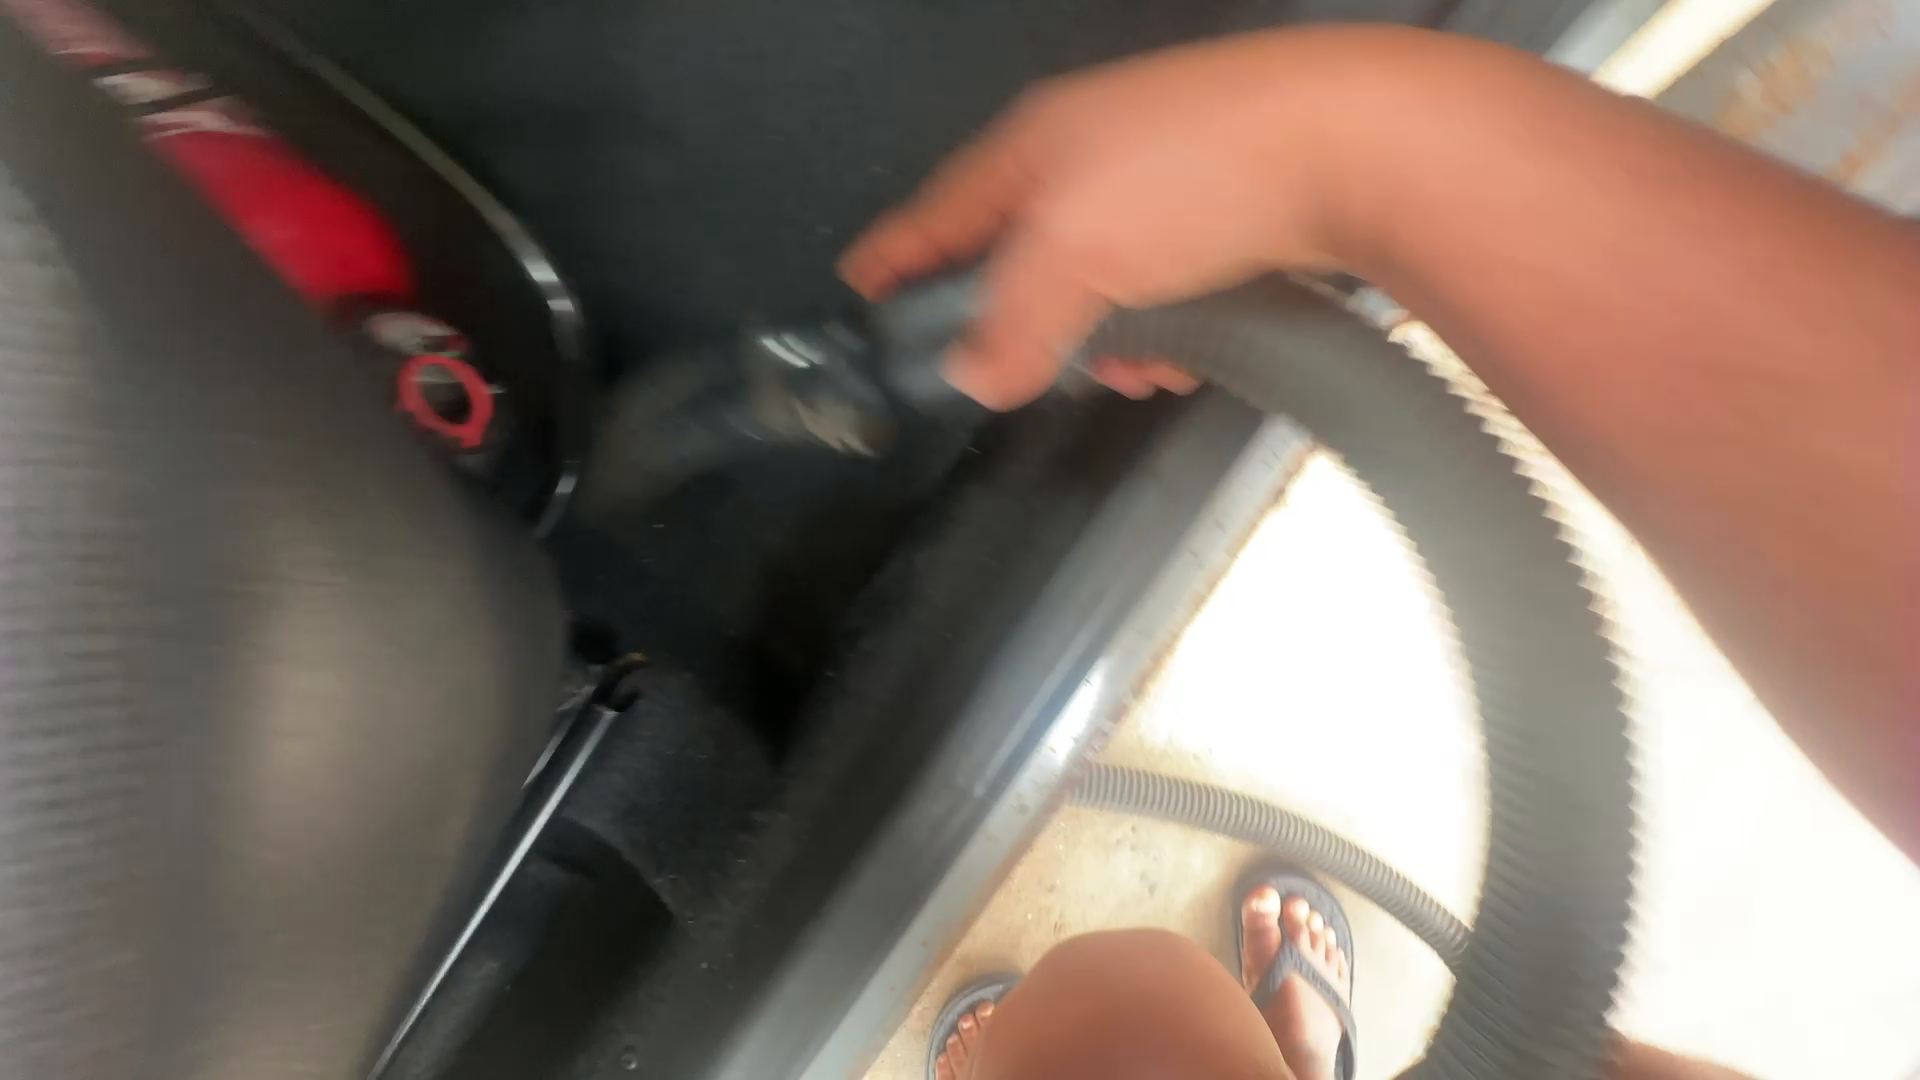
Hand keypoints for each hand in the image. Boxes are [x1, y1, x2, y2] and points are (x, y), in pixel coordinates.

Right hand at [839, 28, 1364, 408]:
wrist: (1359, 149)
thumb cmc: (1195, 176)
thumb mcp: (1074, 252)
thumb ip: (1011, 321)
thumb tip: (973, 376)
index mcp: (1031, 152)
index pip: (934, 216)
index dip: (893, 260)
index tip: (860, 296)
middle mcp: (1082, 165)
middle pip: (1014, 265)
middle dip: (1020, 330)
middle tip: (1024, 371)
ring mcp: (1147, 190)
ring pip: (1088, 292)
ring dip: (1102, 344)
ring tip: (1134, 370)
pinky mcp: (1205, 222)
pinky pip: (1150, 294)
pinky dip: (1156, 334)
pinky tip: (1178, 356)